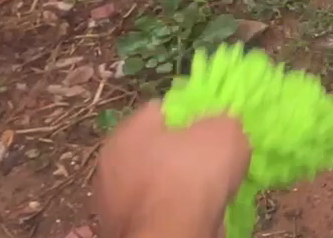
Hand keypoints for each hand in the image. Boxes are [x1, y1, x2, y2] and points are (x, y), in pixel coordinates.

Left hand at [95, 102, 250, 237]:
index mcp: (127, 133)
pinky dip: (174, 197)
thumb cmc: (194, 168)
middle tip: (215, 143)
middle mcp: (108, 164)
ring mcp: (110, 198)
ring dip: (177, 173)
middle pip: (155, 143)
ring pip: (155, 173)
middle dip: (183, 143)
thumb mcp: (224, 126)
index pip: (162, 107)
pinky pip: (156, 199)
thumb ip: (216, 118)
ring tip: (211, 174)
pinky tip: (196, 198)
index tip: (215, 114)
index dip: (192, 107)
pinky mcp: (121, 223)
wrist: (173, 231)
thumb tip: (210, 124)